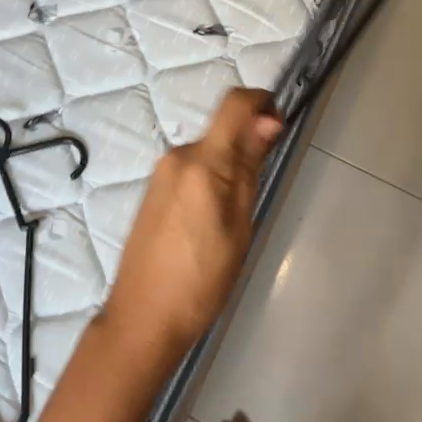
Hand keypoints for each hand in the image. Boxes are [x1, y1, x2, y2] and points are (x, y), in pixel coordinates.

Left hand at [101, 88, 283, 350]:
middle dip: (246, 150)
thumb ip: (249, 168)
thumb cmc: (201, 281)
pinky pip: (191, 169)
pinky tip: (208, 225)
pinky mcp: (153, 190)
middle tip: (255, 199)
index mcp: (202, 162)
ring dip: (227, 169)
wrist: (141, 319)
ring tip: (231, 222)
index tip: (279, 126)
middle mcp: (177, 157)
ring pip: (208, 153)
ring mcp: (160, 172)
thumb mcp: (238, 226)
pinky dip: (208, 181)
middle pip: (222, 131)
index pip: (234, 104)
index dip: (262, 102)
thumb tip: (267, 120)